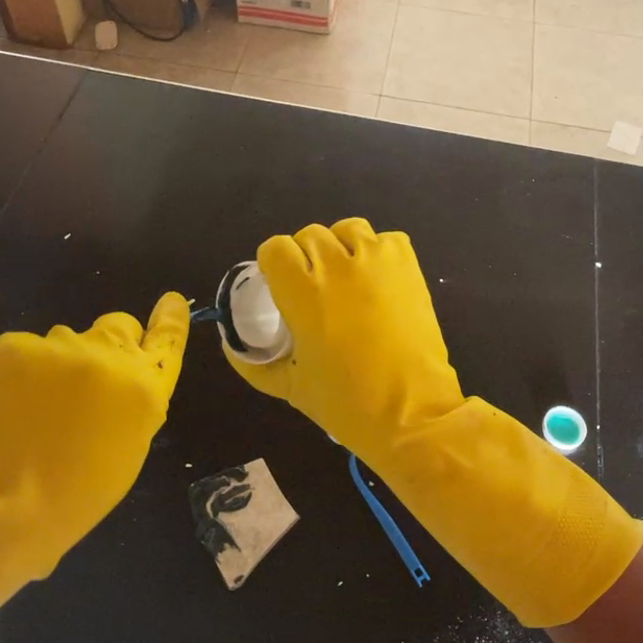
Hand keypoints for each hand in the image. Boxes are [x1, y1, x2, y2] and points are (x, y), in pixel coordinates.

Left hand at [0, 292, 188, 572]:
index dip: (169, 318)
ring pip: (62, 342)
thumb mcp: (123, 452)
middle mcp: (111, 356)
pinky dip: (10, 373)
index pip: (167, 339)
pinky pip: (19, 351)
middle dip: (104, 346)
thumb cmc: (68, 500)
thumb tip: (113, 385)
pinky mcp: (14, 345)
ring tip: (27, 411)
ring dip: (52, 366)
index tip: (169, 301)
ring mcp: (60, 346)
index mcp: (144, 390)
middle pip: (116, 327)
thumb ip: (128, 405)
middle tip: (78, 385)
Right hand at [224, 218, 464, 460]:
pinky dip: (377, 253)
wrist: (412, 413)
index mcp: (303, 292)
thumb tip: (231, 346)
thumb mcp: (291, 388)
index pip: (276, 248)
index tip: (281, 286)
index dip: (274, 264)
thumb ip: (256, 364)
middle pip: (310, 235)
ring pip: (347, 230)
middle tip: (315, 290)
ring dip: (341, 248)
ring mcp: (376, 260)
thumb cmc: (346, 403)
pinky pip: (384, 239)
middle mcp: (337, 266)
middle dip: (306, 258)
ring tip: (347, 279)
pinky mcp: (407, 265)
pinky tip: (377, 281)